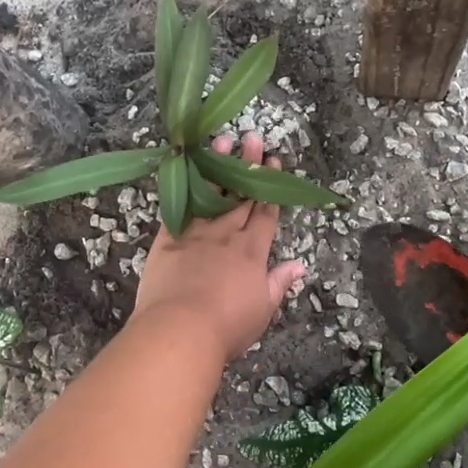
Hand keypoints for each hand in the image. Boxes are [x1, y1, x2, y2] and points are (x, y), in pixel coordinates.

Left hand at [131, 132, 306, 360]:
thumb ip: (279, 282)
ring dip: (218, 167)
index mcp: (252, 251)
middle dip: (249, 167)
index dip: (270, 189)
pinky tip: (187, 170)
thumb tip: (300, 264)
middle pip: (241, 196)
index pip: (265, 213)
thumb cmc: (227, 326)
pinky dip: (184, 189)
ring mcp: (196, 233)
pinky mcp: (168, 238)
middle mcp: (226, 235)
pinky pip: (178, 208)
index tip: (273, 162)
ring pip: (211, 194)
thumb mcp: (263, 309)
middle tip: (253, 138)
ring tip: (224, 141)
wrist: (180, 329)